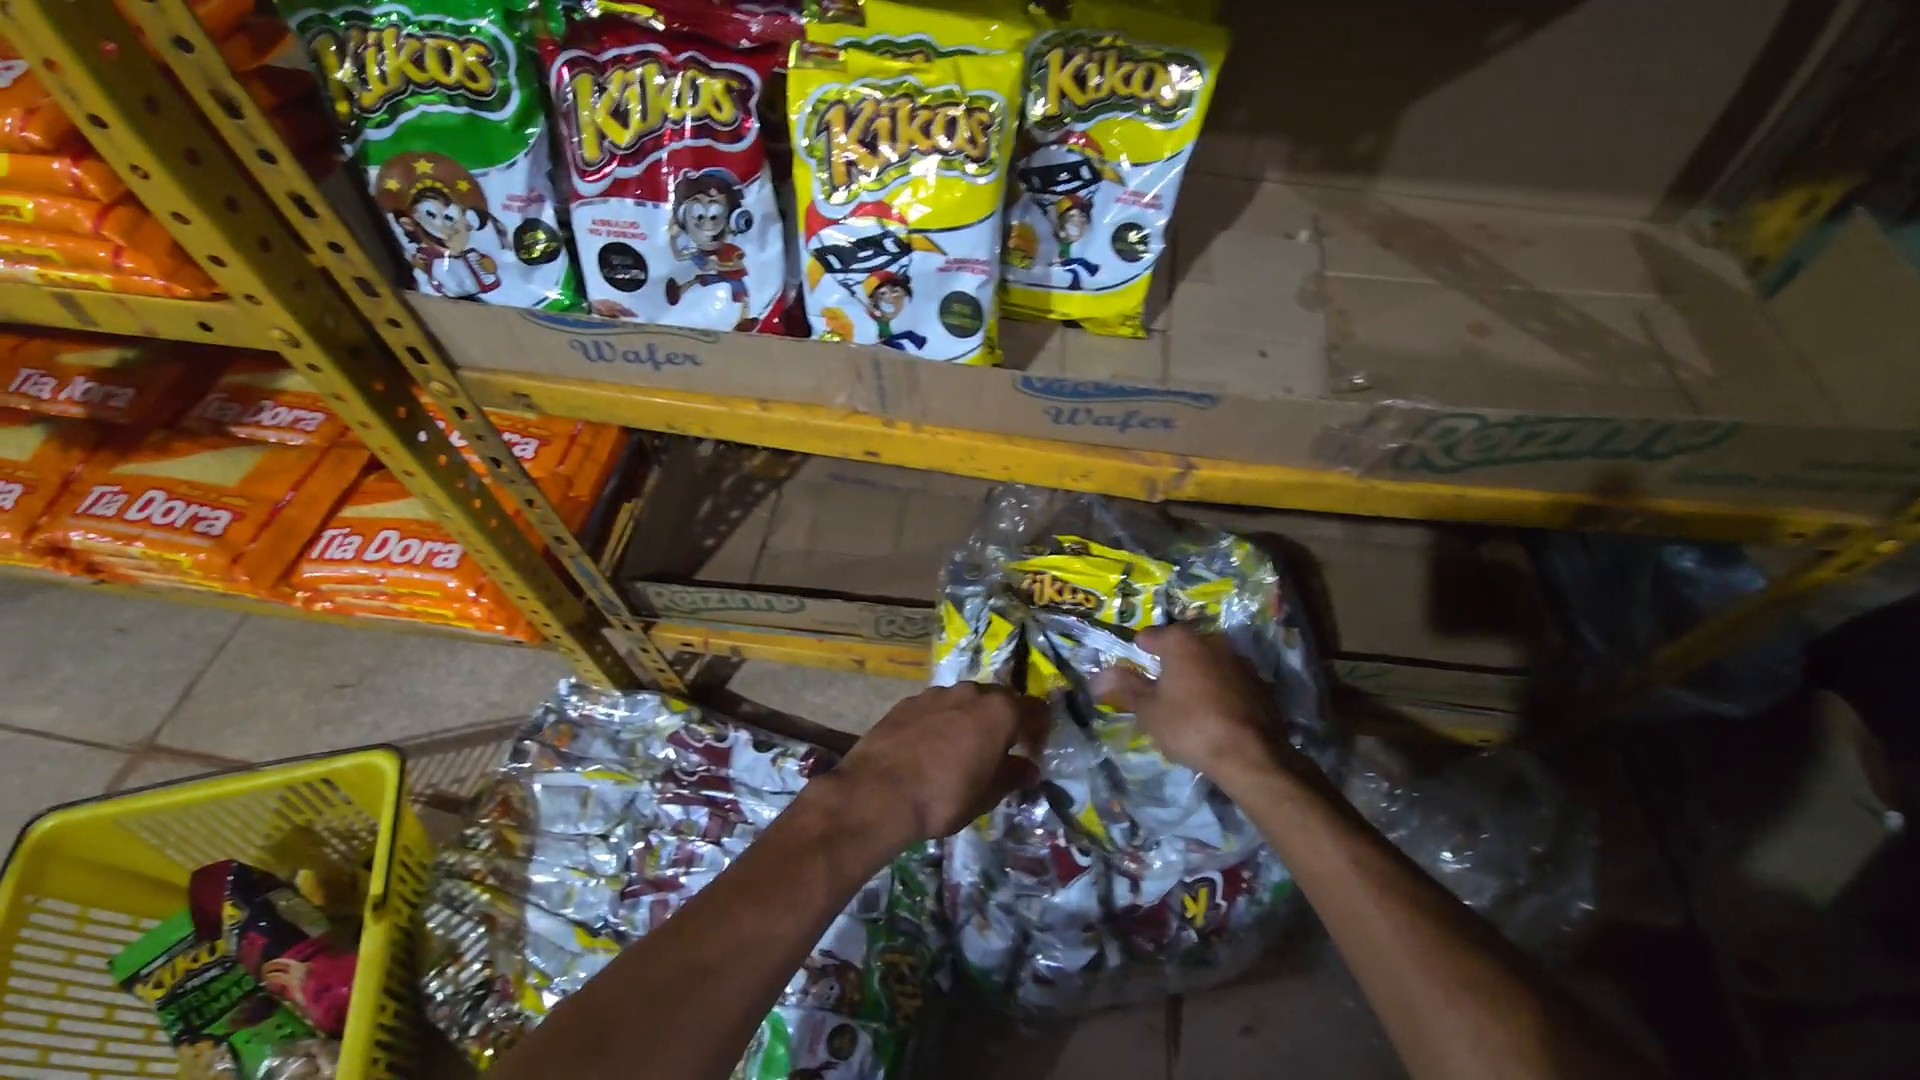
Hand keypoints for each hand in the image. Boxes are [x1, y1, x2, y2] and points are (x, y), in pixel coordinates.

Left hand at [827, 683, 1047, 843]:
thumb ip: (1012, 775)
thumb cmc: (944, 796)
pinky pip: (936, 709)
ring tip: (961, 751)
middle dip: (1003, 723)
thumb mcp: (987, 794)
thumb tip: (1028, 767)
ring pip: (964, 702)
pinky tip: (930, 749)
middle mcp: (970, 692)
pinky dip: (941, 723)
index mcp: (999, 711)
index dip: (1039, 731)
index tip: (1034, 753)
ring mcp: (935, 694)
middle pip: (999, 701)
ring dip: (970, 721)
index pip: (1035, 710)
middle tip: (999, 752)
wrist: (877, 793)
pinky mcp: (906, 702)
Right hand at [1092, 624, 1283, 784]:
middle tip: (1160, 694)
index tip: (1134, 678)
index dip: (1137, 655)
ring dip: (1197, 676)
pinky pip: (1231, 681)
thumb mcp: (1149, 711)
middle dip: (1170, 665)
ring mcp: (1240, 661)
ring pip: (1208, 663)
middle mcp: (1212, 641)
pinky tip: (1217, 716)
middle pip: (1181, 647)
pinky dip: (1221, 691)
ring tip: (1189, 707)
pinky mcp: (1261, 683)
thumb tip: (1097, 676)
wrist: (1251, 755)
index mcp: (1180, 641)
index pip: (1148, 636)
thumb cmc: (1190, 727)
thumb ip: (1124, 688)